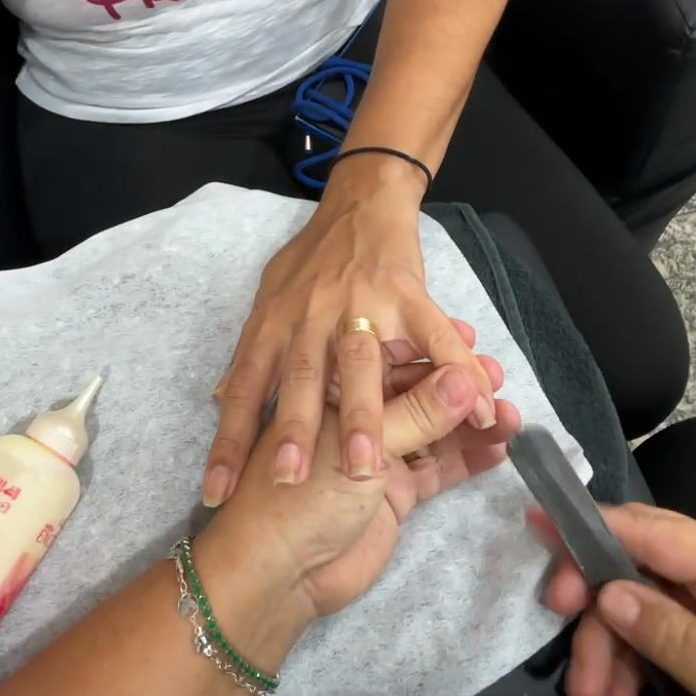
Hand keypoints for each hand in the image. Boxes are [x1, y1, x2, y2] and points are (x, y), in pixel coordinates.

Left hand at [202, 157, 496, 506]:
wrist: (361, 204)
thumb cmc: (313, 258)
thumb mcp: (269, 297)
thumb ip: (250, 351)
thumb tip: (219, 397)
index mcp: (277, 322)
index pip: (248, 386)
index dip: (230, 438)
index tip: (216, 492)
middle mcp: (312, 316)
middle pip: (300, 377)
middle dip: (292, 430)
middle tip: (284, 482)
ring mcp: (362, 305)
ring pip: (361, 364)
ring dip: (363, 415)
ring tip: (365, 466)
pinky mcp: (408, 295)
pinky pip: (434, 339)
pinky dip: (457, 375)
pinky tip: (479, 415)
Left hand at [207, 356, 519, 617]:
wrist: (279, 575)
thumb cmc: (305, 494)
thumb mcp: (363, 447)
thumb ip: (415, 414)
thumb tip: (466, 379)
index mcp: (337, 388)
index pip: (390, 359)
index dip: (429, 351)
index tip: (470, 341)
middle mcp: (357, 413)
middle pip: (416, 393)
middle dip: (457, 387)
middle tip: (499, 376)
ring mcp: (377, 453)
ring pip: (431, 430)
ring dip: (468, 424)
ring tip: (511, 416)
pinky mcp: (393, 493)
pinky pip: (435, 468)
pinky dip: (465, 460)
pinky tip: (499, 450)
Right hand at [536, 504, 695, 695]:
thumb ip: (682, 641)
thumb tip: (609, 591)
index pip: (652, 528)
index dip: (592, 525)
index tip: (538, 528)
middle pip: (634, 571)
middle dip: (598, 618)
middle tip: (579, 676)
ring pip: (634, 610)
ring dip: (608, 655)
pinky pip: (653, 642)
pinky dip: (627, 671)